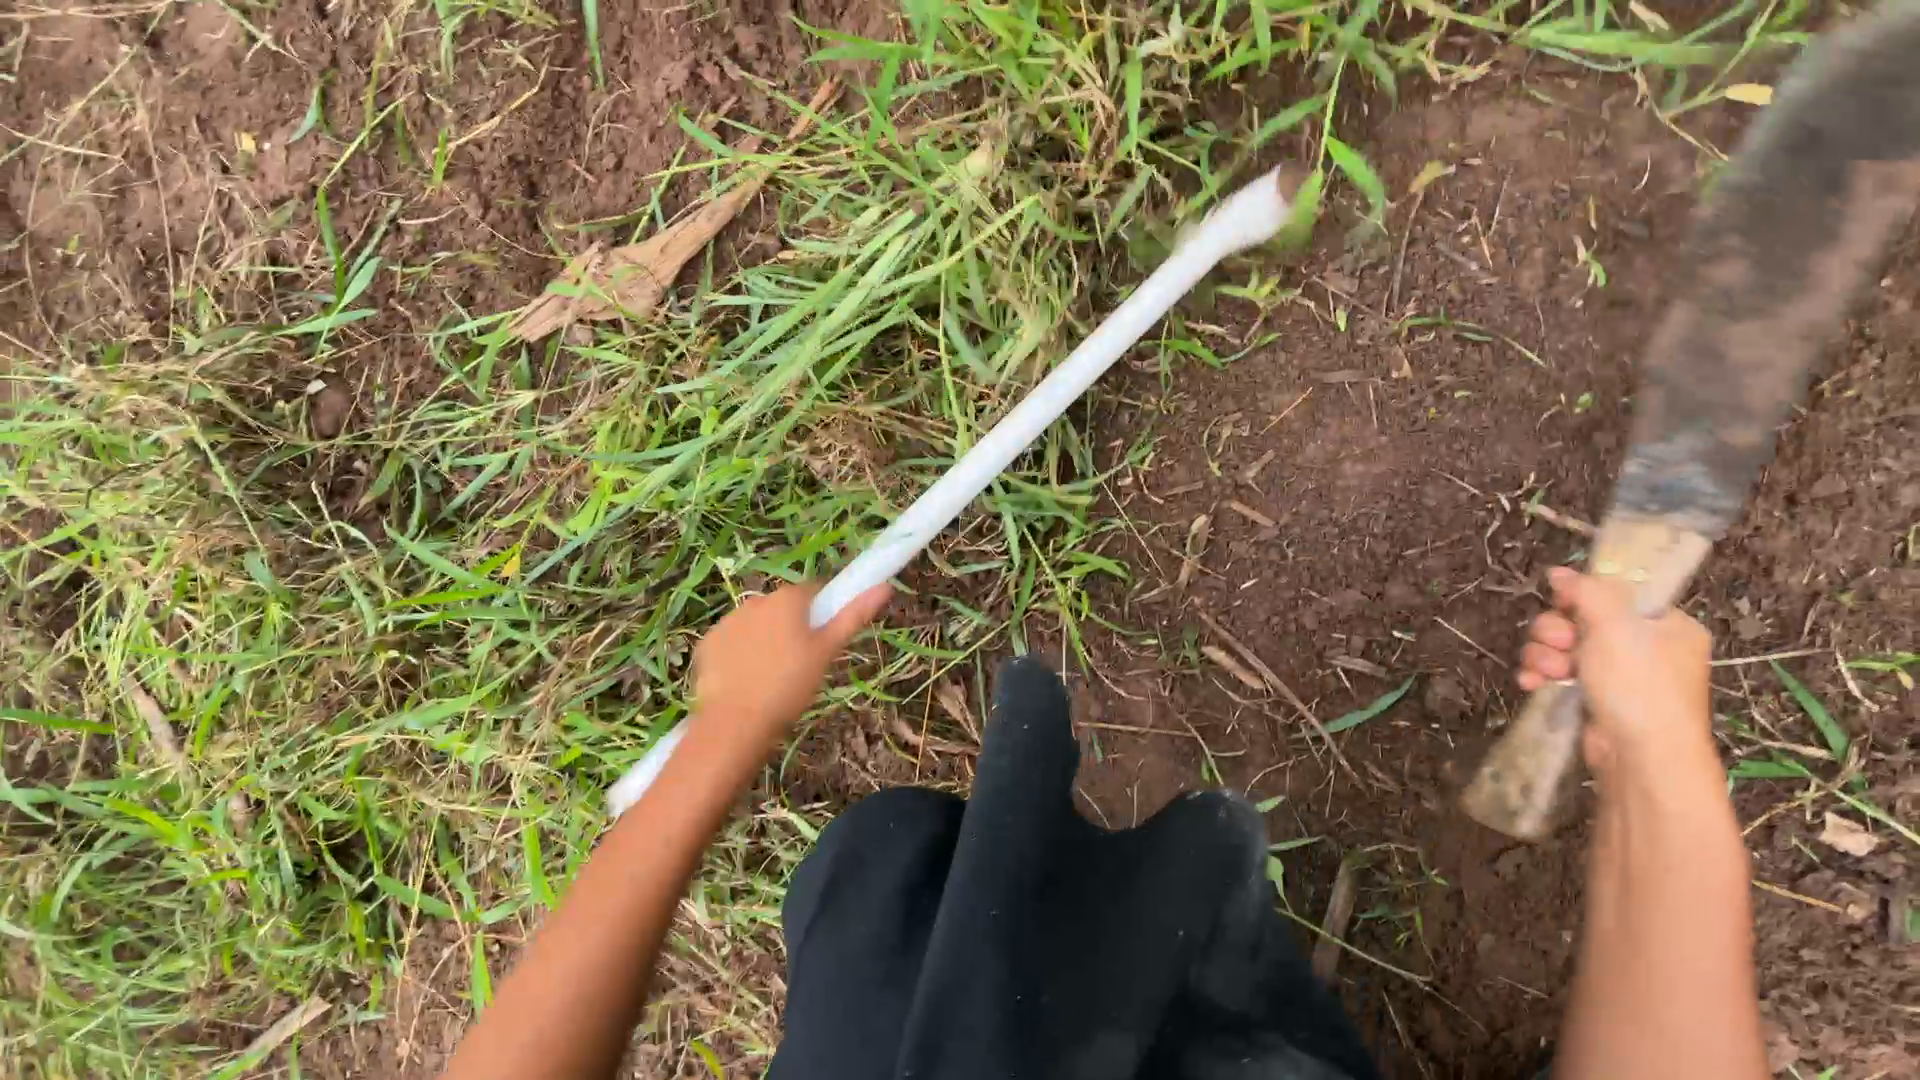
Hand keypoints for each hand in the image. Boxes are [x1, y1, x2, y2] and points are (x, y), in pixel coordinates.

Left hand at [688, 582, 890, 756]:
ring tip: (773, 676)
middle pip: (783, 607)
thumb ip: (853, 616)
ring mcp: (727, 621)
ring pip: (756, 623)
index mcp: (788, 599)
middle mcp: (755, 600)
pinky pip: (732, 641)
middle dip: (793, 626)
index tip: (824, 640)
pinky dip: (740, 654)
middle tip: (802, 663)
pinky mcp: (707, 643)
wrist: (736, 722)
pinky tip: (747, 680)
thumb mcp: (827, 652)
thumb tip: (885, 587)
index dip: (823, 613)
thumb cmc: (791, 685)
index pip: (814, 591)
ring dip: (766, 638)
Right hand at [1516, 567, 1712, 776]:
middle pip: (1580, 619)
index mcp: (1666, 626)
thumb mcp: (1615, 626)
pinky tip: (1533, 683)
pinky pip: (1557, 673)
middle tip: (1560, 644)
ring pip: (1562, 647)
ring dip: (1544, 655)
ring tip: (1547, 672)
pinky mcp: (1594, 697)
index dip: (1582, 597)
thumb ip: (1588, 592)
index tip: (1565, 605)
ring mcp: (1618, 674)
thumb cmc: (1639, 685)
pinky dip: (1541, 675)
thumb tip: (1560, 572)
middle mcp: (1645, 647)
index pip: (1615, 595)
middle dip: (1556, 631)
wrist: (1641, 756)